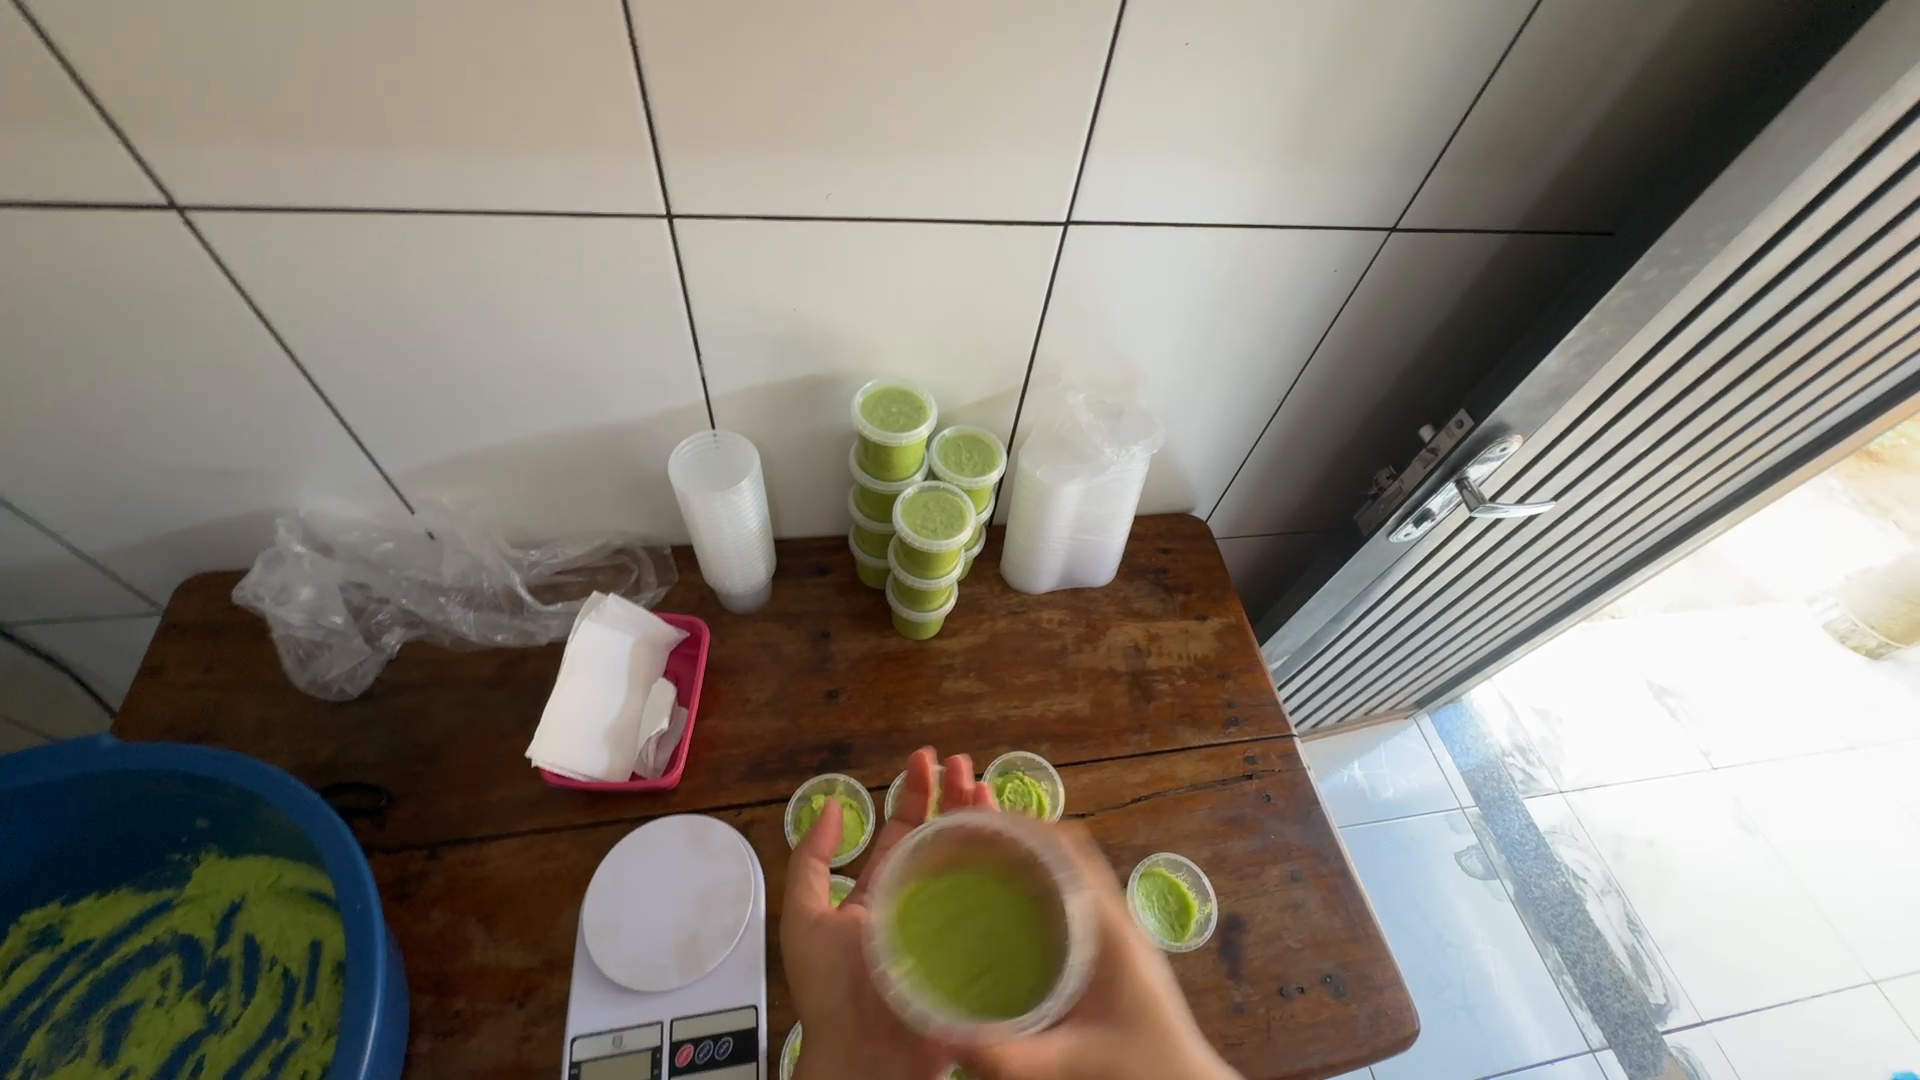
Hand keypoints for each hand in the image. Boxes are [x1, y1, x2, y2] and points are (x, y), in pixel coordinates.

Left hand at [782, 747, 996, 1079]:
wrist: (864, 1060)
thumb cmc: (831, 993)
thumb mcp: (803, 918)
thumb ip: (810, 861)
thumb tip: (834, 806)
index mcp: (883, 888)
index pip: (904, 828)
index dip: (916, 792)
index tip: (928, 759)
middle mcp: (920, 897)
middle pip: (943, 835)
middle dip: (954, 795)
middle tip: (967, 763)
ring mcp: (952, 920)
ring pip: (972, 858)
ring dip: (981, 820)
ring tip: (988, 787)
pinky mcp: (977, 946)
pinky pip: (996, 900)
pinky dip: (1006, 866)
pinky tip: (1015, 840)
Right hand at [948, 825, 1240, 1079]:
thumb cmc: (1141, 1069)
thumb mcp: (1072, 1064)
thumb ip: (1011, 1056)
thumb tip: (945, 1036)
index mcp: (1109, 924)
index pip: (1070, 847)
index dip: (1027, 826)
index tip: (983, 823)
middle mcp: (1116, 913)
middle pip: (1069, 848)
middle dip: (1022, 835)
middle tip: (972, 841)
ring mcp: (1119, 926)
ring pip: (1074, 867)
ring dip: (1035, 855)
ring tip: (985, 862)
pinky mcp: (1116, 944)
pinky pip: (1077, 892)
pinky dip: (1045, 882)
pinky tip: (1014, 908)